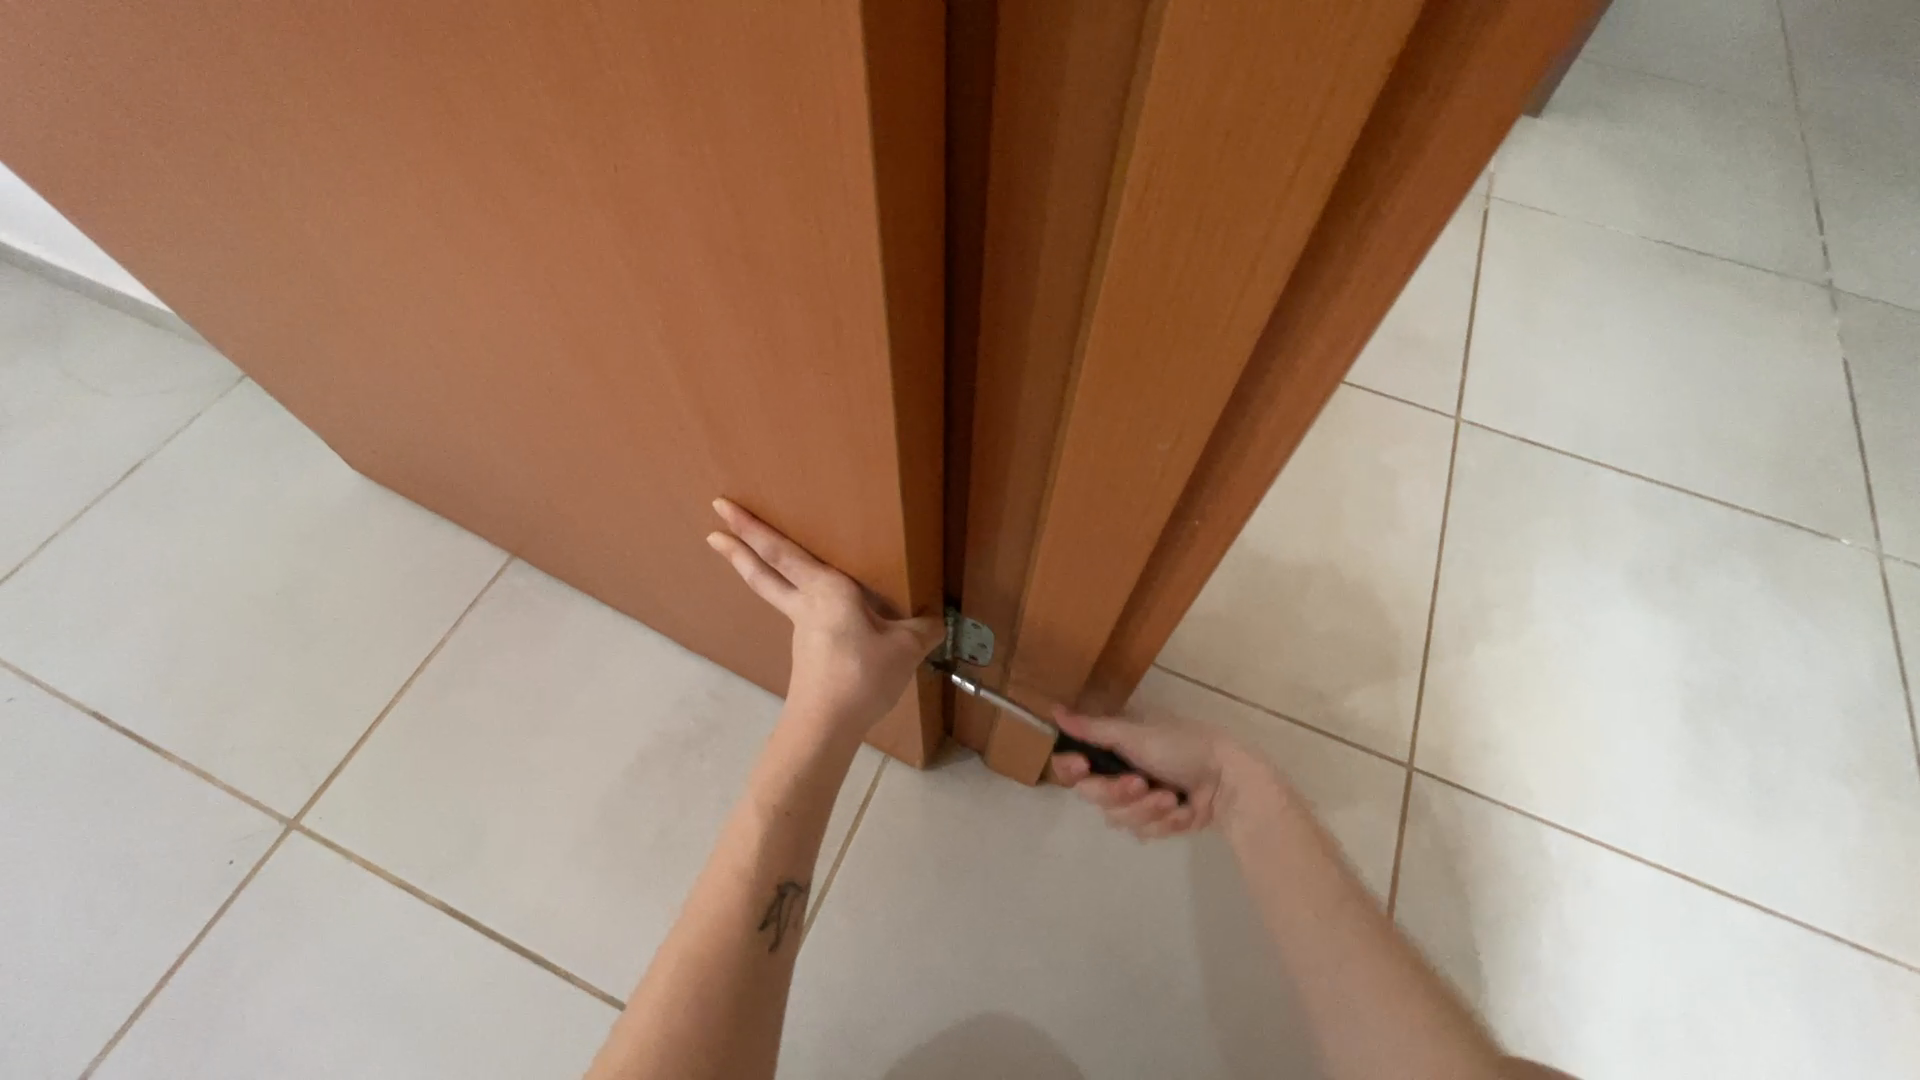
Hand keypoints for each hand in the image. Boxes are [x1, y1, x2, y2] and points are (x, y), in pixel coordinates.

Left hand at [706, 498, 944, 738]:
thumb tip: (937, 622)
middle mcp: (806, 603)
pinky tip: (819, 607)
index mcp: (825, 590)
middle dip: (737, 548)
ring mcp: (802, 629)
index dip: (750, 529)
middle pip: (763, 572)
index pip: (781, 552)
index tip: (721, 508)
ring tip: (755, 557)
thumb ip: (924, 628)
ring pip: (777, 592)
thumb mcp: (906, 648)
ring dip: (760, 572)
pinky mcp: (808, 651)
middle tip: (713, 530)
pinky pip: (801, 614)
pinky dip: (796, 598)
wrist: (827, 726)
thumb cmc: (861, 676)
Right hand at [1050, 708, 1277, 839]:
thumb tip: (1054, 710)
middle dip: (1118, 792)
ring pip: (1118, 818)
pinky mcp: (1156, 823)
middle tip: (1141, 783)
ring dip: (1146, 809)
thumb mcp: (1135, 735)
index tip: (1082, 766)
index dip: (1071, 769)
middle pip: (1092, 796)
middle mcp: (1118, 775)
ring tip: (1172, 798)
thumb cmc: (1182, 747)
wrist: (1229, 781)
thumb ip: (1092, 729)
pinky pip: (1144, 832)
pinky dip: (1165, 822)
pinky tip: (1184, 810)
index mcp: (1111, 750)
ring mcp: (1137, 802)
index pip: (1072, 765)